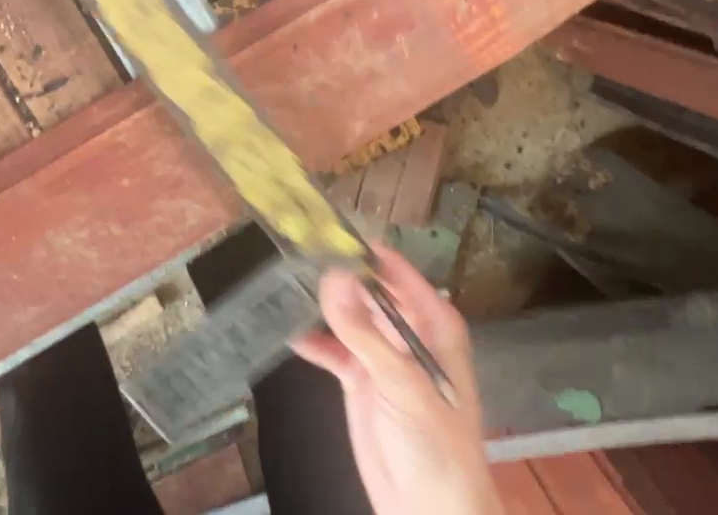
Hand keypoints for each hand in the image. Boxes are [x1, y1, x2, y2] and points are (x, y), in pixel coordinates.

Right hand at [292, 247, 499, 514]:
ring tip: (283, 284)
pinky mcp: (359, 379)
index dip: (362, 251)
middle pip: (367, 290)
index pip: (395, 272)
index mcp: (432, 321)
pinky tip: (288, 331)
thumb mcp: (401, 381)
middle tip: (293, 253)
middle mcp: (406, 330)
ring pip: (346, 316)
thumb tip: (332, 276)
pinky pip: (332, 349)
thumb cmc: (435, 440)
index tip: (324, 229)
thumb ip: (364, 330)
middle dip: (335, 275)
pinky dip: (312, 341)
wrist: (429, 508)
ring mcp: (380, 354)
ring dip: (319, 306)